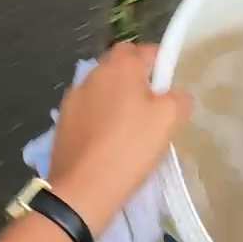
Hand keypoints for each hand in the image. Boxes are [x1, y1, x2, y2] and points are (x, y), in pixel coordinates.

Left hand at [48, 41, 192, 234]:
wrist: (82, 190)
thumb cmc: (130, 147)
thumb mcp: (169, 119)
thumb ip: (179, 98)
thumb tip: (175, 94)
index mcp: (121, 64)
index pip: (148, 51)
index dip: (163, 67)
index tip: (170, 92)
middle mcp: (95, 71)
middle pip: (123, 66)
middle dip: (138, 81)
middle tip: (152, 110)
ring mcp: (75, 95)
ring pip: (104, 88)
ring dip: (117, 99)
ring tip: (129, 130)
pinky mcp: (63, 120)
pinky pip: (89, 109)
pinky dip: (99, 119)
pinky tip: (107, 144)